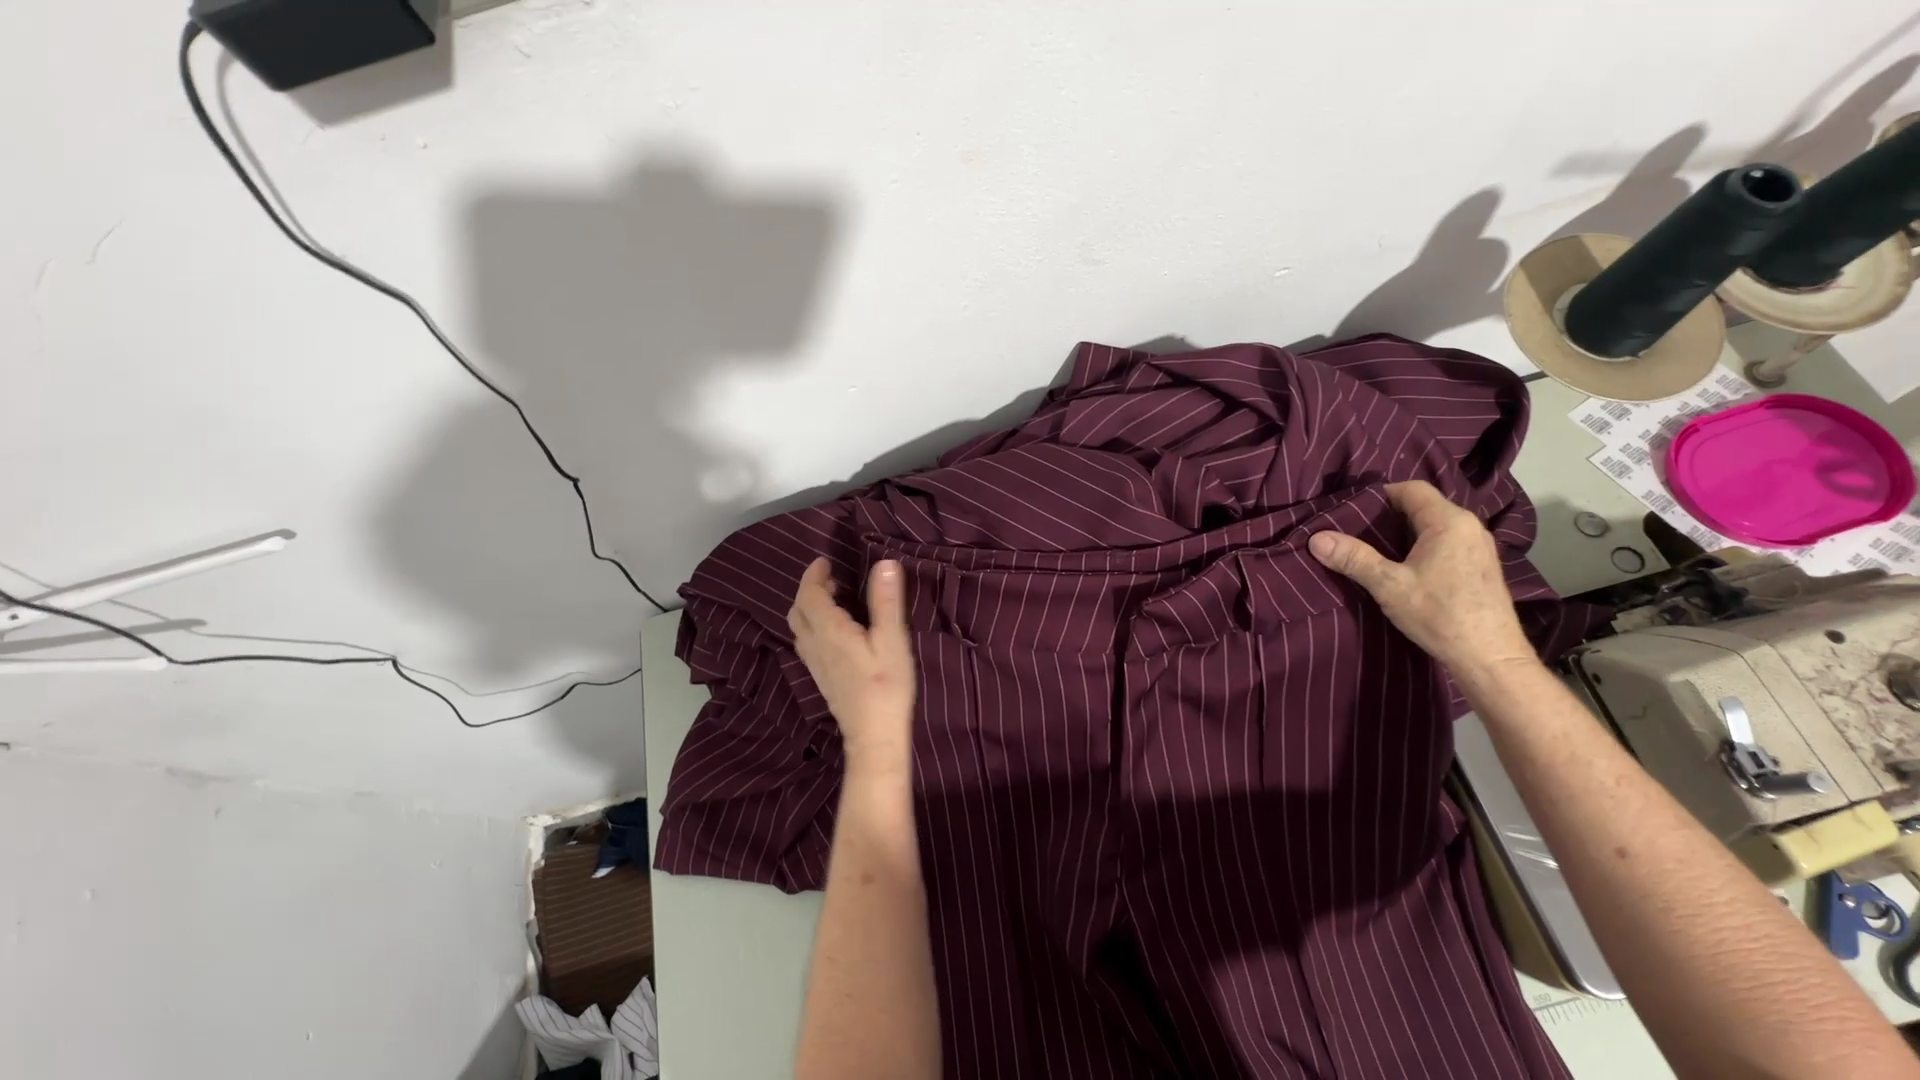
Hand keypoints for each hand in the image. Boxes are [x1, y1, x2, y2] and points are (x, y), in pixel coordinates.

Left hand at [787, 558, 916, 769]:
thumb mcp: (893, 641)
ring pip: (800, 629)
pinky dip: (814, 627)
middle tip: (833, 579)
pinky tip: (836, 632)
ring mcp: (815, 665)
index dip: (814, 575)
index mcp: (829, 632)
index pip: (809, 595)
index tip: (826, 561)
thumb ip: (886, 602)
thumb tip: (884, 564)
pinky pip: (807, 644)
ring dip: (810, 608)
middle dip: (810, 590)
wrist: (874, 736)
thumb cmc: (886, 687)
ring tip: (835, 600)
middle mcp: (814, 646)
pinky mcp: (821, 678)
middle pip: (798, 611)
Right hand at [1308, 480, 1535, 677]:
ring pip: (1436, 527)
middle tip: (1358, 533)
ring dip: (1406, 535)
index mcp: (1449, 521)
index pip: (1412, 489)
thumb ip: (1354, 558)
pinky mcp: (1483, 568)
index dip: (1381, 495)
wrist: (1490, 657)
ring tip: (1377, 552)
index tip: (1353, 512)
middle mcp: (1470, 527)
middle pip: (1424, 507)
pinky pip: (1447, 544)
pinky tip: (1407, 571)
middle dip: (1389, 517)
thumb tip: (1316, 538)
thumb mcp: (1389, 586)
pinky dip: (1423, 549)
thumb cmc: (1440, 614)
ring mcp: (1480, 548)